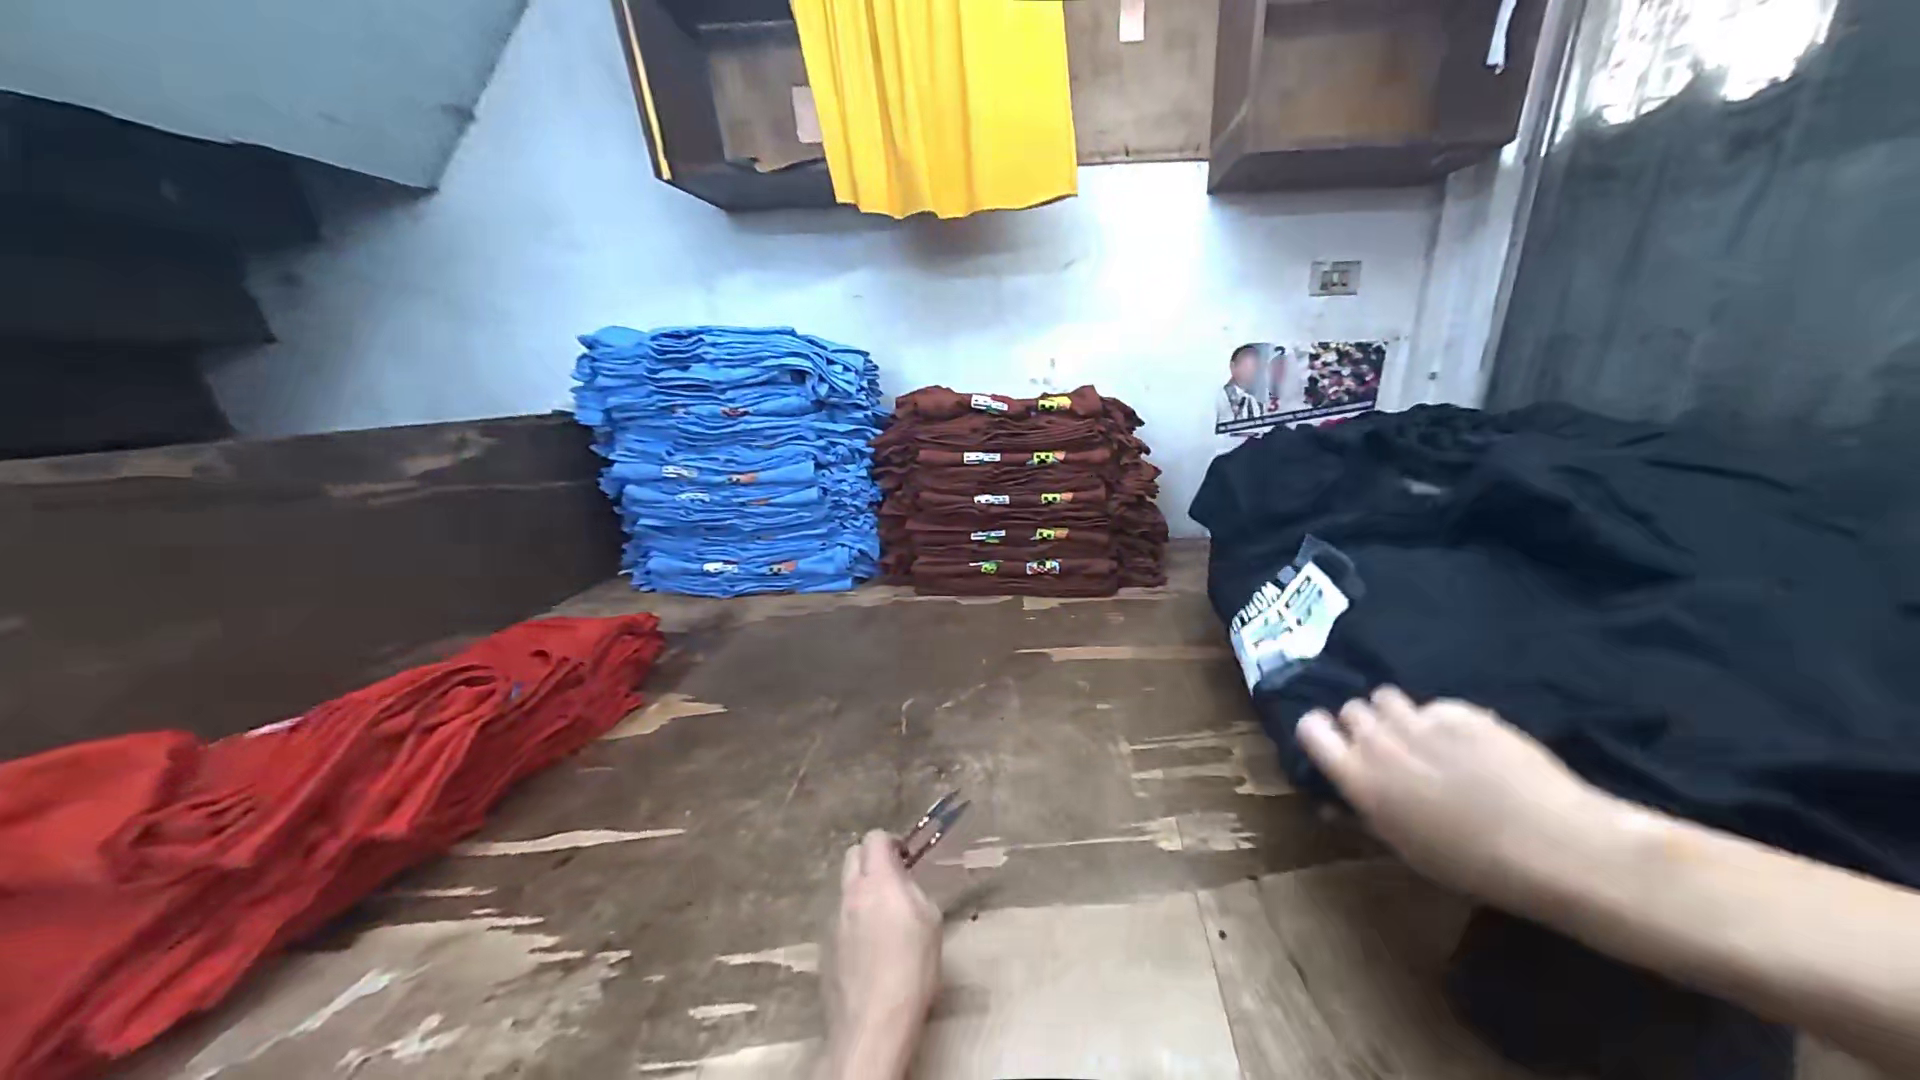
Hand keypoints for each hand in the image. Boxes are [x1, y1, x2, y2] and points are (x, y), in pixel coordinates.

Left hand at [818, 830, 941, 1079]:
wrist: (873, 1023)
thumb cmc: (912, 968)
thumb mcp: (930, 921)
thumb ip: (914, 891)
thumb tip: (903, 883)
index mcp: (878, 881)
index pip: (875, 838)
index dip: (891, 842)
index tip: (906, 858)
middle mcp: (851, 893)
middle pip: (853, 855)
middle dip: (872, 859)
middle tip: (893, 879)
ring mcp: (834, 920)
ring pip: (845, 887)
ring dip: (862, 889)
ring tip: (883, 917)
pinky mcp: (826, 946)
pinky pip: (840, 917)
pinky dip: (854, 918)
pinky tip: (870, 947)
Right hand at [1296, 687, 1620, 912]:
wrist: (1556, 847)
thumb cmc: (1473, 864)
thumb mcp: (1405, 849)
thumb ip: (1362, 817)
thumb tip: (1330, 804)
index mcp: (1357, 777)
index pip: (1311, 728)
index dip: (1320, 730)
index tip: (1336, 741)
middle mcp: (1378, 741)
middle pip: (1351, 709)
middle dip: (1364, 724)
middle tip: (1390, 748)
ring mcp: (1419, 722)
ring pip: (1388, 697)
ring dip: (1398, 714)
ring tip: (1425, 739)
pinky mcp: (1460, 711)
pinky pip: (1435, 705)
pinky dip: (1443, 720)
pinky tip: (1471, 745)